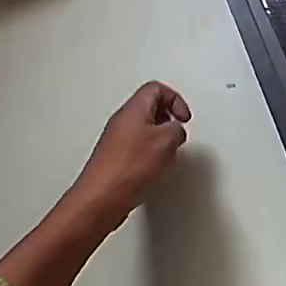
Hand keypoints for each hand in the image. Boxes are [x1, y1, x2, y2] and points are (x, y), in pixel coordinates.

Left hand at [63, 81, 192, 229]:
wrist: (102, 196)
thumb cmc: (127, 168)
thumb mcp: (167, 142)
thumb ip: (177, 130)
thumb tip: (176, 132)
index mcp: (134, 109)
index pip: (156, 89)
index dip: (175, 100)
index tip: (183, 117)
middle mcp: (122, 121)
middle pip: (149, 106)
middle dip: (168, 118)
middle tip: (176, 131)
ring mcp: (116, 140)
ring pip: (143, 128)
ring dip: (159, 138)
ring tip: (166, 153)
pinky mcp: (115, 158)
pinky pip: (136, 147)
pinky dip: (149, 154)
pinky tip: (153, 169)